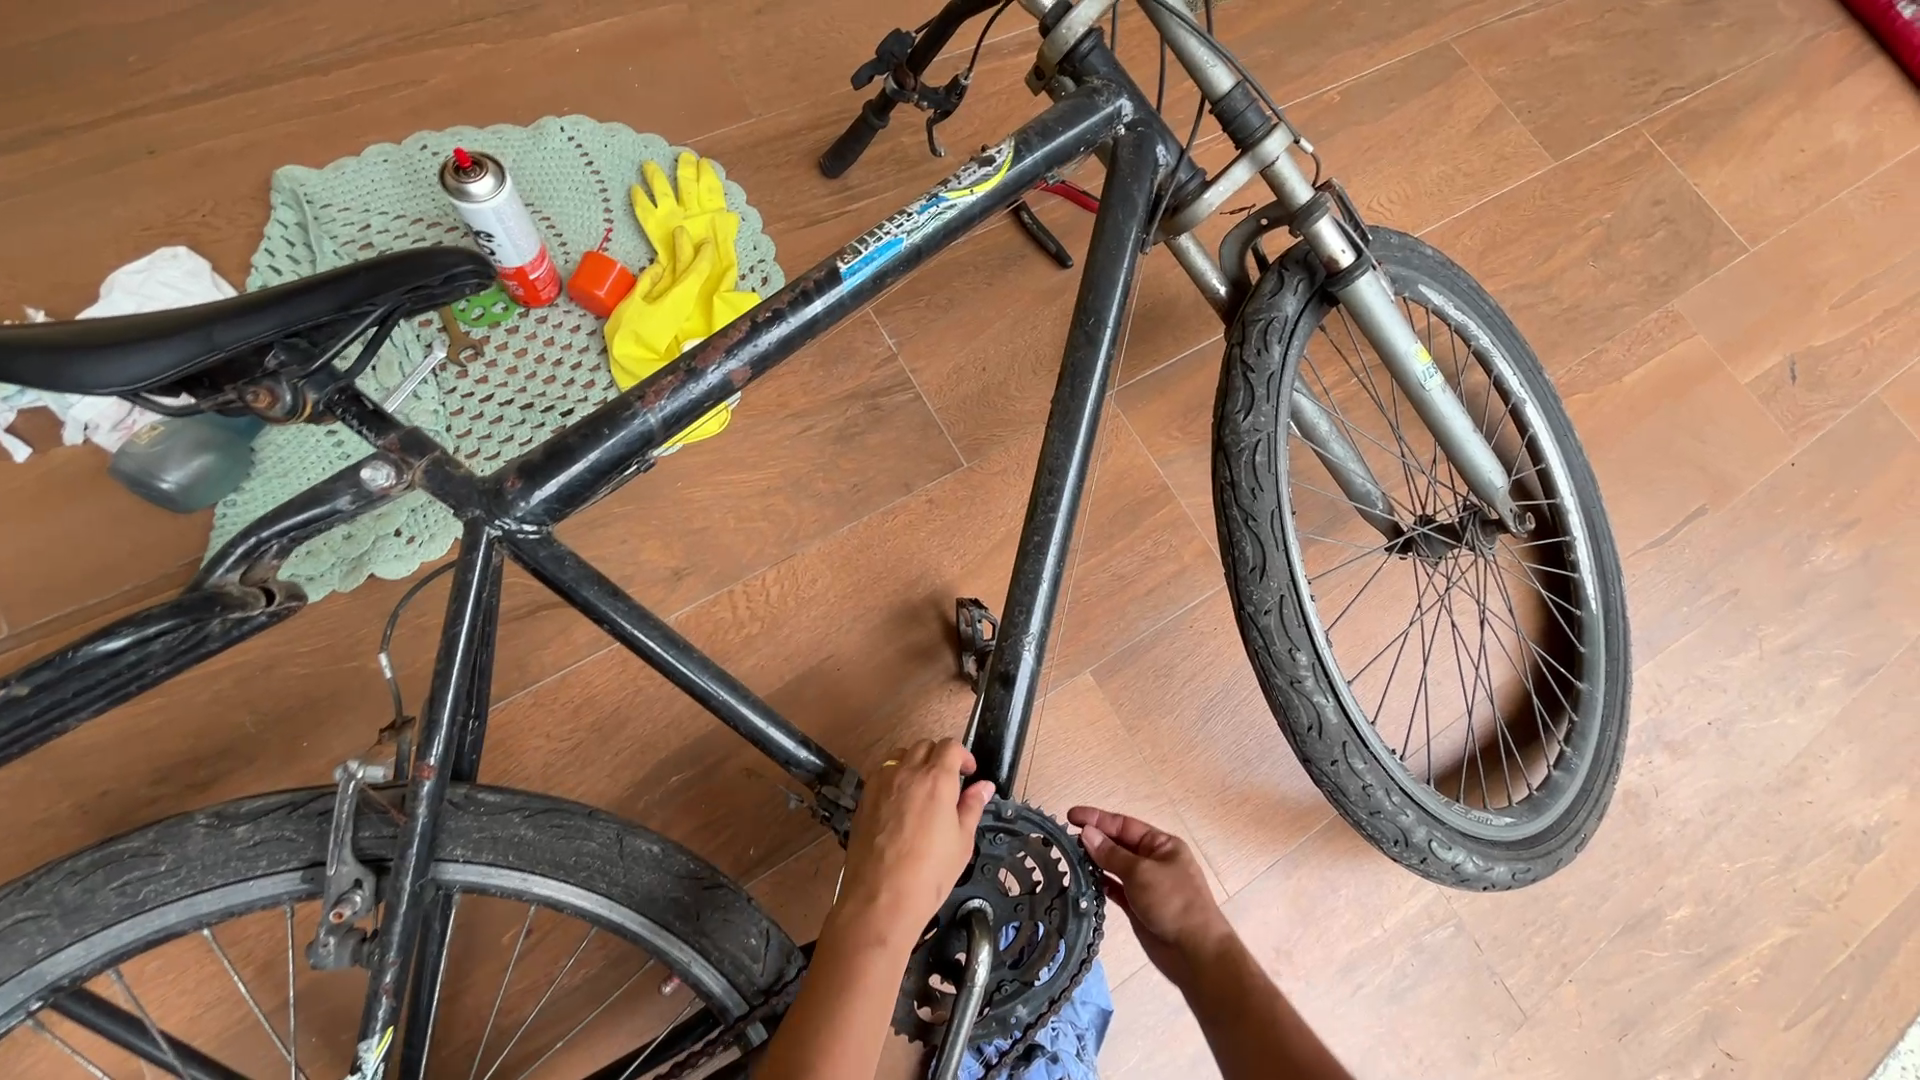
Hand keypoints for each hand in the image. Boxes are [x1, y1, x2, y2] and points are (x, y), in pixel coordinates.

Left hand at [834, 740, 994, 953]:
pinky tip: (899, 803)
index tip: (969, 773)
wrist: (880, 898)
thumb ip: (972, 807)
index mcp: (937, 780)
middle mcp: (907, 773)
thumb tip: (984, 787)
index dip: (963, 756)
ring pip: (900, 755)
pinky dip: (894, 777)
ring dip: (915, 763)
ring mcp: (881, 784)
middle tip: (948, 781)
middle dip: (939, 757)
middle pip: (924, 746)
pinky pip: (881, 774)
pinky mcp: (864, 798)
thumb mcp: (962, 842)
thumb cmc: (929, 874)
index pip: (950, 747)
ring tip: (922, 789)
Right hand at [1068, 807, 1232, 986]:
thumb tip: (1086, 833)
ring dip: (1094, 862)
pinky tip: (1082, 881)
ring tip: (1068, 858)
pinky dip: (1100, 884)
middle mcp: (1153, 861)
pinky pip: (1114, 888)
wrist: (1195, 953)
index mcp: (1161, 845)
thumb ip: (1111, 853)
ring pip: (1114, 866)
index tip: (1070, 816)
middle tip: (1064, 839)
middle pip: (1118, 844)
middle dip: (1094, 839)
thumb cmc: (1173, 903)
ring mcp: (1146, 885)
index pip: (1124, 825)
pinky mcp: (1138, 906)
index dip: (1097, 819)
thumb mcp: (1141, 872)